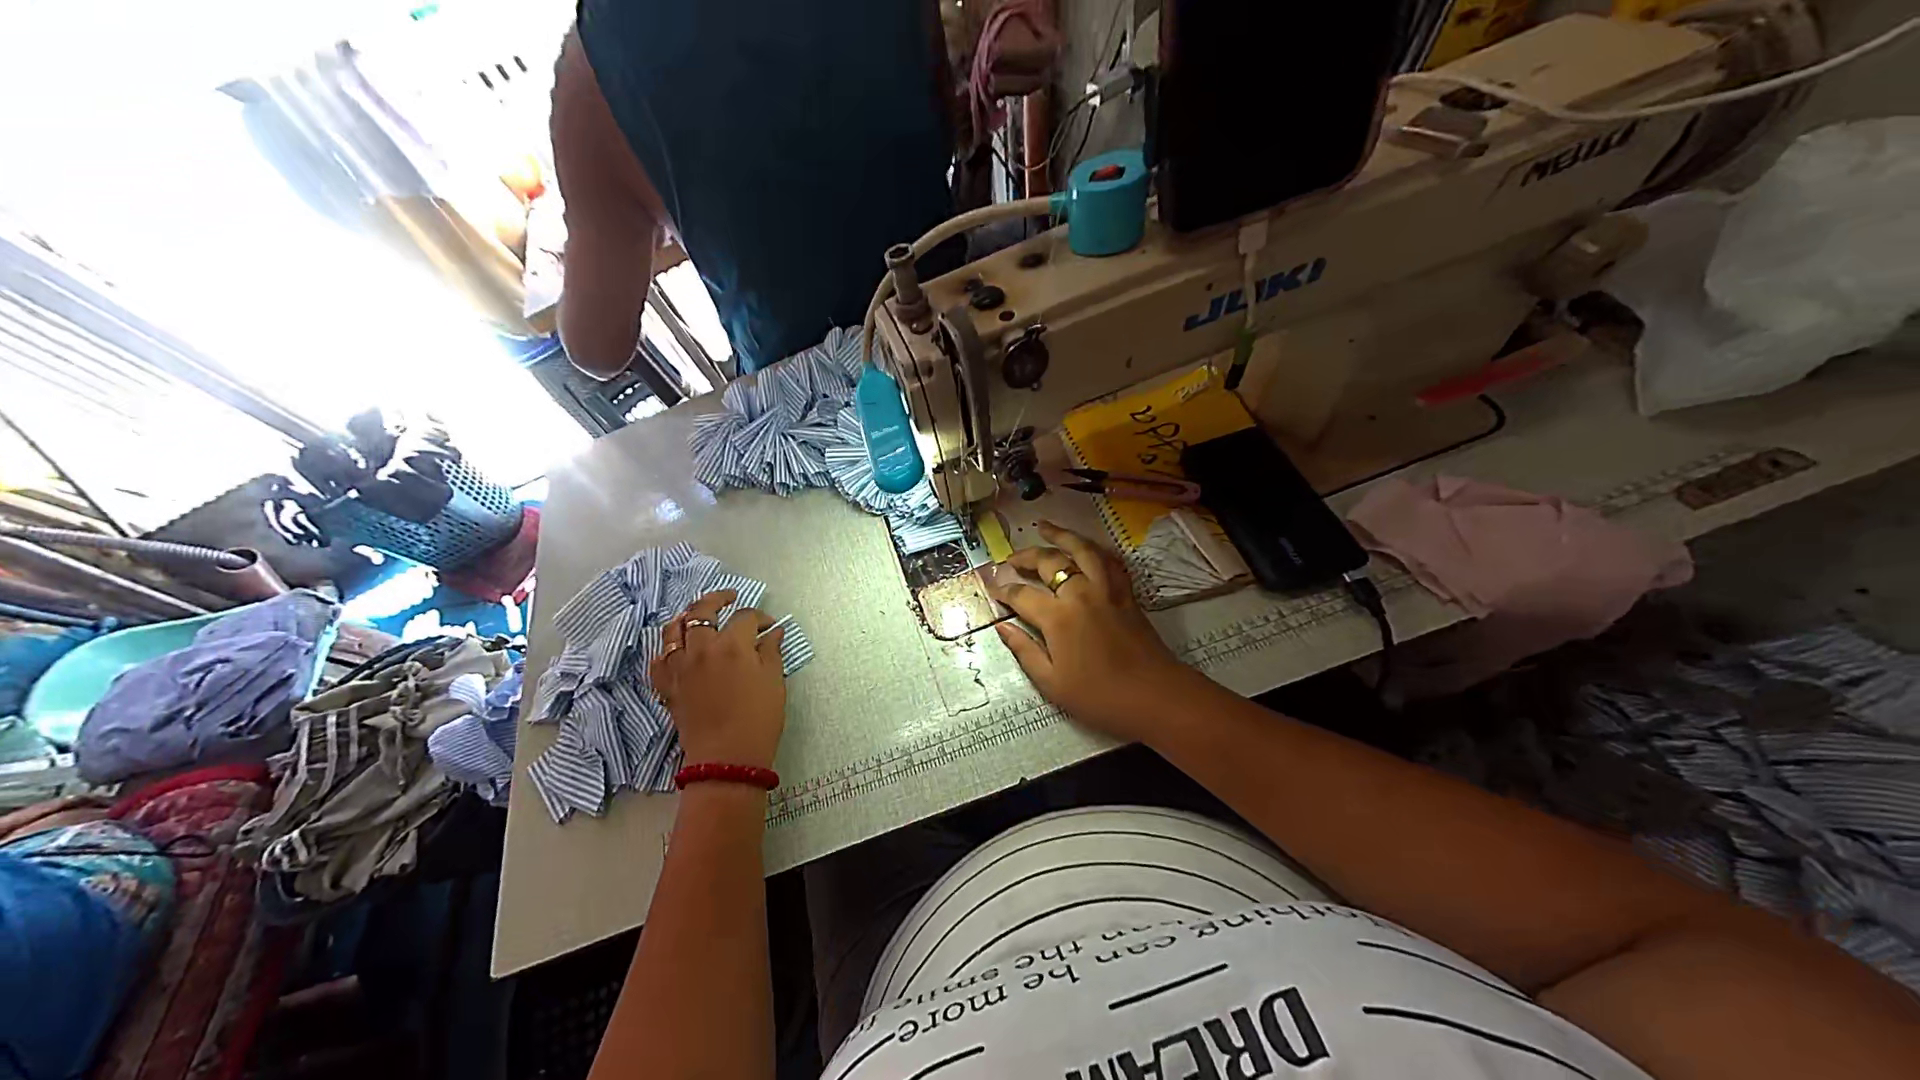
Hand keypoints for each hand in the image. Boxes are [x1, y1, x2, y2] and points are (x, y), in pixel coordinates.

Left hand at [650, 590, 788, 769]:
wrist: (727, 758)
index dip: (760, 618)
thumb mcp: (774, 682)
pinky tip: (678, 650)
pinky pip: (659, 659)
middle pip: (701, 611)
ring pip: (673, 630)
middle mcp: (701, 648)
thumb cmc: (759, 719)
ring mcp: (679, 666)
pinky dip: (668, 649)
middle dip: (717, 599)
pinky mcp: (667, 686)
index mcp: (732, 644)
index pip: (745, 617)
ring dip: (686, 618)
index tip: (770, 627)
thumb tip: (773, 633)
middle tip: (730, 598)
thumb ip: (772, 652)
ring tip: (697, 616)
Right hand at [987, 522, 1210, 742]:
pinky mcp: (1126, 593)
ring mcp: (1107, 589)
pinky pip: (1109, 561)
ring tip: (1045, 527)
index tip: (994, 589)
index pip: (1023, 595)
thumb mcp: (1052, 683)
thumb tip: (1002, 627)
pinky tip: (1087, 547)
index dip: (1004, 591)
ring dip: (1062, 535)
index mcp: (1058, 617)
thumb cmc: (1100, 696)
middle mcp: (1081, 593)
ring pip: (1082, 550)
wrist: (1155, 696)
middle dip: (1026, 557)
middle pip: (1050, 562)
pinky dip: (1095, 549)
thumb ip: (1025, 650)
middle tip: (1011, 559)